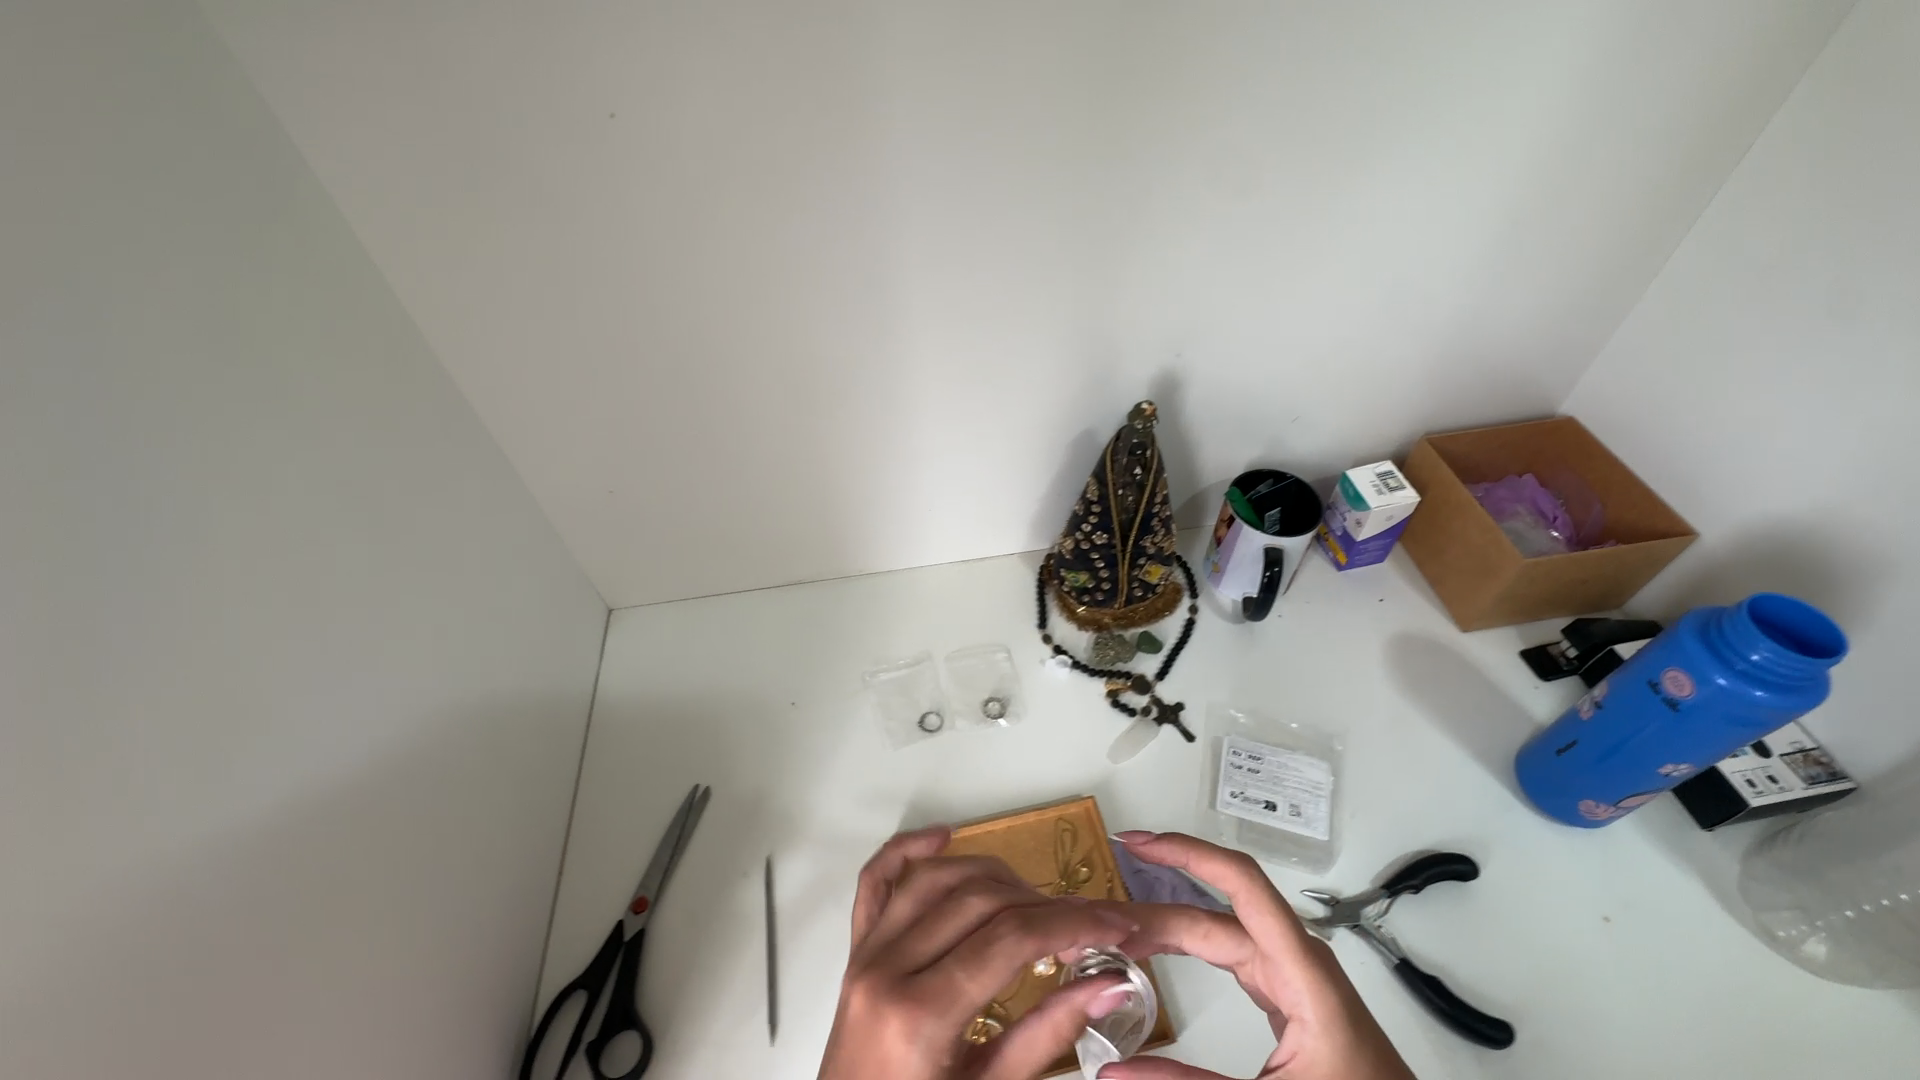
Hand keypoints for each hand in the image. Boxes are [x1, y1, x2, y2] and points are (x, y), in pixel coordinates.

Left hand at [817, 826, 1141, 1079]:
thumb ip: (1047, 1035)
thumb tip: (1109, 984)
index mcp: (921, 1015)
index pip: (1009, 940)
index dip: (1069, 925)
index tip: (1112, 925)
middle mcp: (886, 969)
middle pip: (977, 901)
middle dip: (1041, 903)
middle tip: (1085, 921)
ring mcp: (864, 954)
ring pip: (933, 879)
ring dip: (990, 875)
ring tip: (1034, 899)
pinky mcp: (854, 951)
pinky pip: (874, 883)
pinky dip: (905, 849)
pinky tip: (942, 836)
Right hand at [1099, 831, 1414, 1079]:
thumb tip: (1112, 1072)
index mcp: (1303, 971)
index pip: (1241, 884)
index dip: (1187, 854)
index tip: (1137, 844)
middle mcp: (1296, 959)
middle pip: (1215, 914)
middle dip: (1155, 908)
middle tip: (1100, 919)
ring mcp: (1293, 975)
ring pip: (1220, 930)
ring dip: (1170, 923)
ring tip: (1119, 928)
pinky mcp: (1287, 994)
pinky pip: (1230, 952)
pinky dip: (1190, 943)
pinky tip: (1162, 947)